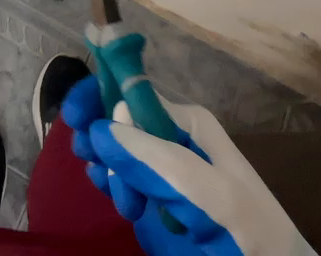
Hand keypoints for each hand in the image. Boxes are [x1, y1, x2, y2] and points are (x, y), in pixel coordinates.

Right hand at [64, 75, 315, 255]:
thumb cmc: (247, 229)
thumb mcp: (213, 193)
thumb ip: (160, 161)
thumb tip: (101, 128)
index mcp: (185, 121)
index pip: (129, 92)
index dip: (97, 97)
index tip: (74, 117)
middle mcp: (169, 136)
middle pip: (114, 118)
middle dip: (98, 137)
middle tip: (90, 161)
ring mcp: (159, 168)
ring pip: (112, 150)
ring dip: (108, 170)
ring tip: (126, 202)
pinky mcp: (152, 197)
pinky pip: (118, 178)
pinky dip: (111, 186)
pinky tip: (121, 202)